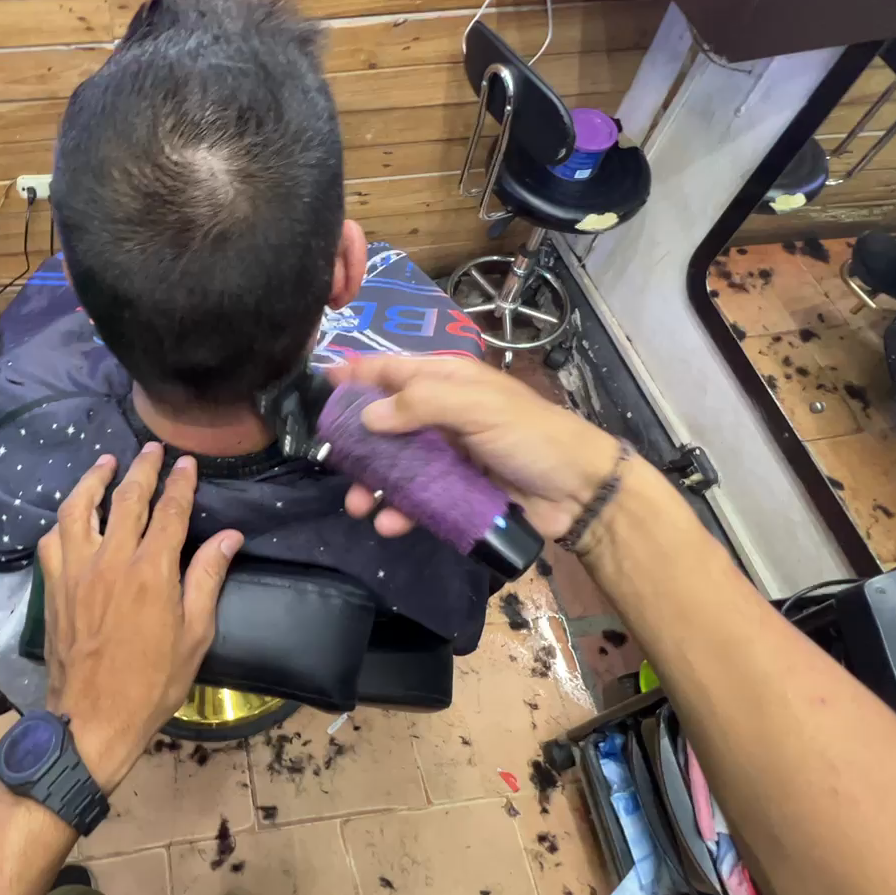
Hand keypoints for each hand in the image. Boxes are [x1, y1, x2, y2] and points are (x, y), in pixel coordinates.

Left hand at [38, 443, 243, 791]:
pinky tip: (73, 514)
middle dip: (142, 468)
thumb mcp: (195, 634)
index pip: (170, 511)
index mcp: (152, 571)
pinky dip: (64, 519)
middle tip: (152, 449)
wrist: (93, 720)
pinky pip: (53, 540)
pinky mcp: (53, 586)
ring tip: (106, 462)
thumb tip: (229, 536)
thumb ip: (208, 577)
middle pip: (127, 499)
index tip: (187, 463)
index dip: (181, 483)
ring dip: (94, 479)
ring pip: (80, 508)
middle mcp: (111, 560)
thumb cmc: (153, 681)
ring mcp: (76, 571)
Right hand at [331, 354, 622, 544]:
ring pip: (393, 465)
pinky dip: (399, 511)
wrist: (578, 492)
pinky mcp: (451, 491)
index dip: (355, 374)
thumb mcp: (476, 407)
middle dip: (355, 442)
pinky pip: (414, 499)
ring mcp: (444, 455)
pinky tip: (389, 524)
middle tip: (328, 460)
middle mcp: (439, 414)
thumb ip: (419, 404)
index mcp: (446, 381)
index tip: (318, 383)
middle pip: (383, 422)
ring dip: (372, 484)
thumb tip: (366, 416)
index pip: (391, 370)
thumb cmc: (530, 436)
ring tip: (358, 504)